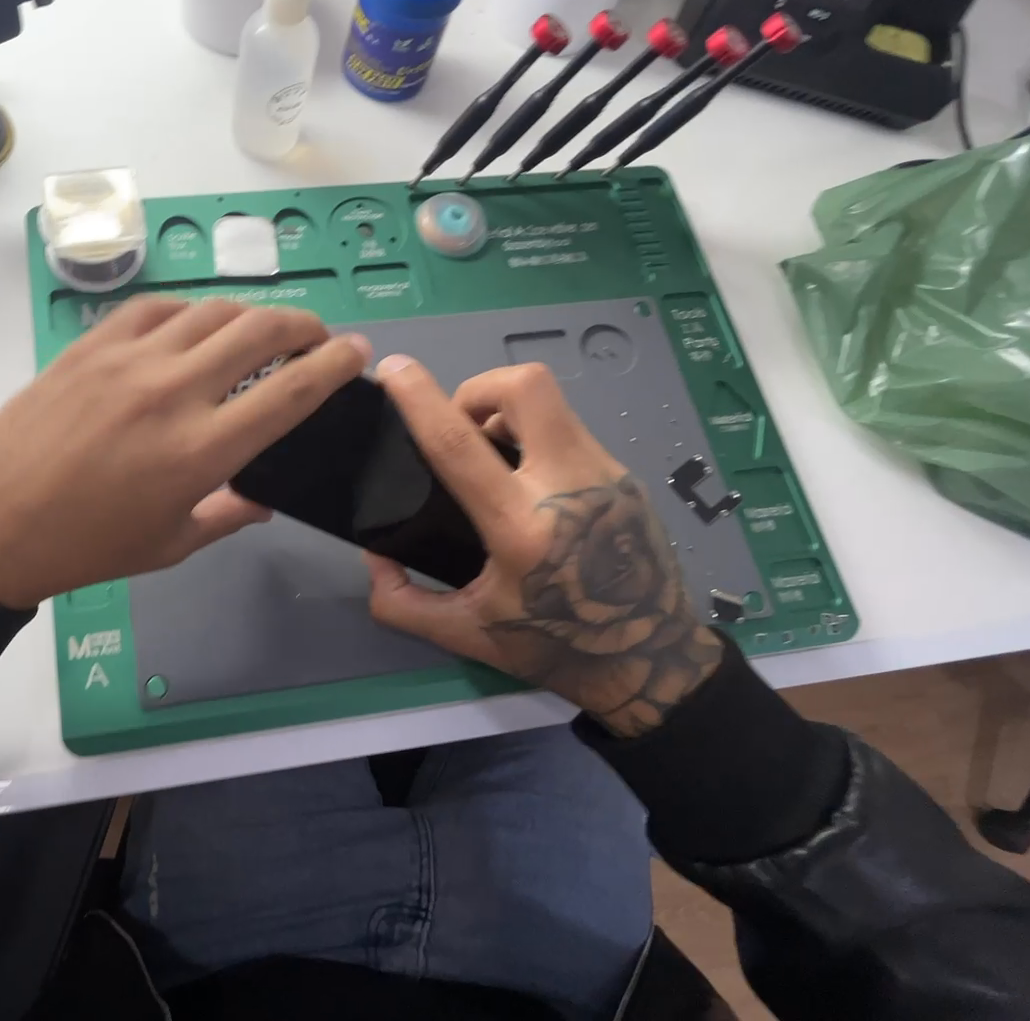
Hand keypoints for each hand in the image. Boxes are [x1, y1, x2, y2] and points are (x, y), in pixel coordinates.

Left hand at [0, 297, 370, 608]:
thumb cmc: (88, 548)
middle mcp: (174, 392)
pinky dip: (189, 311)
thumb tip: (264, 498)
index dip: (335, 365)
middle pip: (260, 331)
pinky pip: (155, 307)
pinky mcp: (90, 345)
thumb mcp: (171, 545)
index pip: (292, 391)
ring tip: (260, 331)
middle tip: (315, 337)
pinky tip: (193, 327)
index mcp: (202, 451)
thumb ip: (229, 515)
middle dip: (304, 325)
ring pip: (211, 310)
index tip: (356, 353)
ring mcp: (128, 360)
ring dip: (250, 315)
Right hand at [362, 356, 721, 736]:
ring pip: (550, 401)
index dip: (420, 399)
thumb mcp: (466, 634)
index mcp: (521, 529)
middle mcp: (569, 487)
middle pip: (525, 388)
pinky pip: (567, 428)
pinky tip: (524, 477)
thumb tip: (374, 557)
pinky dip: (532, 434)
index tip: (393, 370)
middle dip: (478, 387)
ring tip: (488, 452)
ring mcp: (605, 474)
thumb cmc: (555, 648)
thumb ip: (402, 603)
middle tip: (457, 425)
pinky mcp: (624, 474)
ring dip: (505, 409)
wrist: (654, 660)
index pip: (460, 444)